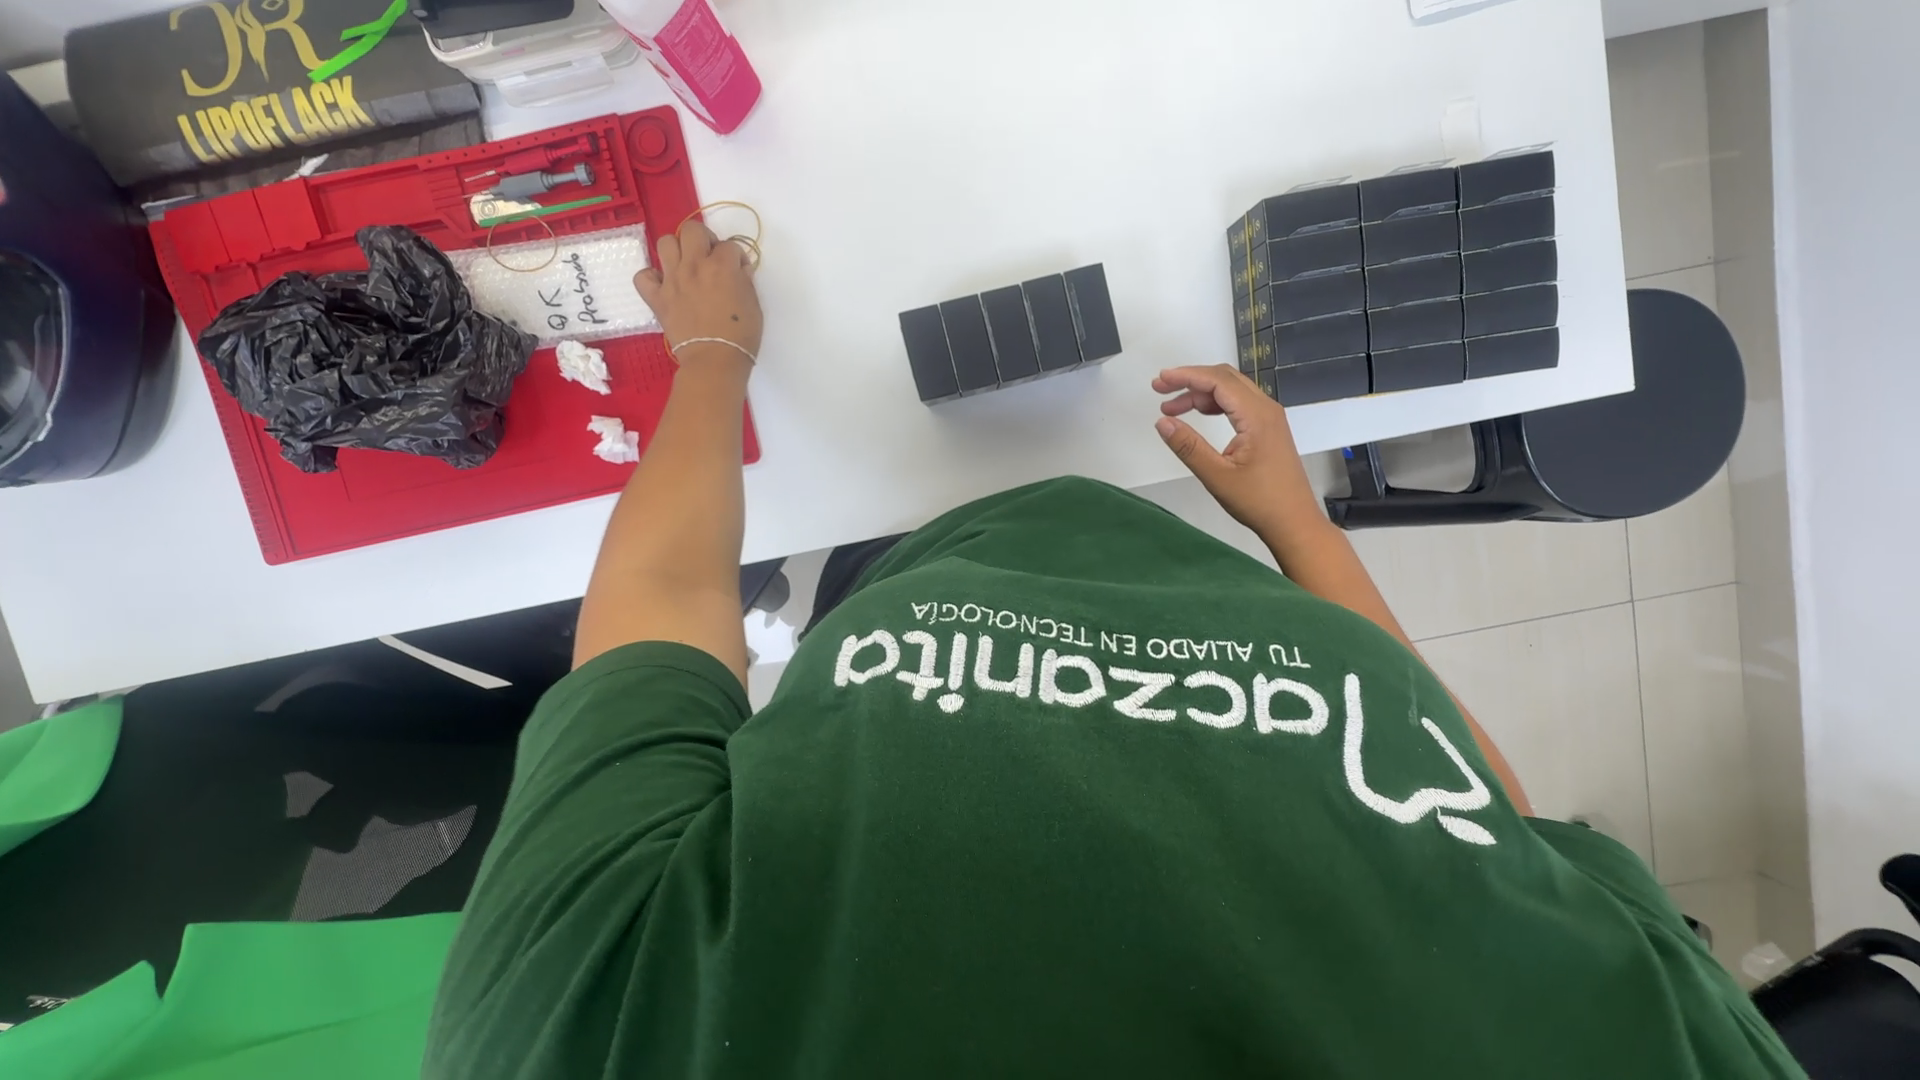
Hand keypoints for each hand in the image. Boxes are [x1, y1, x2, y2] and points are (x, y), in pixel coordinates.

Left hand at [634, 218, 763, 363]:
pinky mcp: (657, 297)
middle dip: (704, 239)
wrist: (715, 361)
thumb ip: (745, 281)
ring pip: (665, 242)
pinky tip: (664, 285)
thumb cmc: (742, 336)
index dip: (737, 257)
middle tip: (710, 258)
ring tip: (686, 267)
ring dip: (677, 250)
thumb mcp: (754, 305)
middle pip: (692, 230)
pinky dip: (651, 277)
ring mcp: (672, 280)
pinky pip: (643, 276)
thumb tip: (739, 270)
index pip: (730, 246)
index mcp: (722, 266)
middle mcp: (694, 265)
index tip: (740, 271)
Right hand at [1152, 364, 1326, 543]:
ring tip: (1172, 409)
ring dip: (1201, 394)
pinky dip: (1214, 405)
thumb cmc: (1258, 501)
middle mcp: (1266, 409)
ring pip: (1231, 391)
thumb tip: (1162, 422)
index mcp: (1257, 416)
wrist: (1293, 522)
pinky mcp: (1268, 429)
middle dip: (1191, 380)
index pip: (1218, 381)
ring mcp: (1269, 418)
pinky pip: (1238, 405)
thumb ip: (1188, 446)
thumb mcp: (1217, 476)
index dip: (1186, 376)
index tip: (1160, 381)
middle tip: (1160, 391)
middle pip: (1225, 379)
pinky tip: (1198, 416)